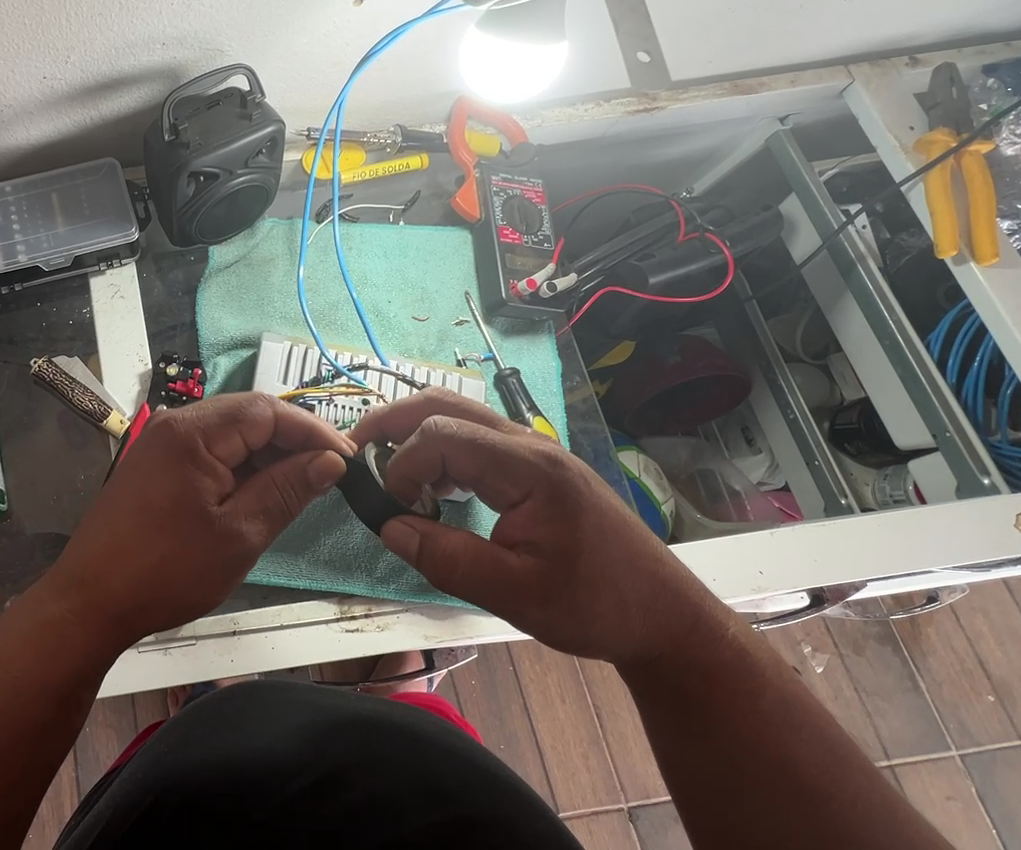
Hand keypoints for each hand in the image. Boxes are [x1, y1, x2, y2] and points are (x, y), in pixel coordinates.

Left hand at [37, 393, 353, 651]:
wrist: (91, 601)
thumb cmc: (167, 570)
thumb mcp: (239, 534)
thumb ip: (286, 490)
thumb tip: (329, 462)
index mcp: (193, 432)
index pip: (267, 410)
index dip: (311, 430)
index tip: (347, 459)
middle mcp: (175, 425)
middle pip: (247, 416)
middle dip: (292, 441)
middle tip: (331, 473)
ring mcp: (161, 444)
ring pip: (229, 435)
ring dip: (266, 456)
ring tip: (303, 486)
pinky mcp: (155, 466)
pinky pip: (208, 452)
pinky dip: (239, 468)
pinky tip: (260, 492)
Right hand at [349, 389, 730, 668]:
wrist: (664, 615)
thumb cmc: (595, 606)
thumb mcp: (513, 594)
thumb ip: (445, 558)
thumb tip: (388, 525)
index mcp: (528, 468)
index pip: (441, 434)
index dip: (402, 464)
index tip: (393, 507)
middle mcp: (530, 445)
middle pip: (444, 404)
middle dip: (392, 422)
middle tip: (356, 451)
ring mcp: (535, 451)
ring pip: (459, 414)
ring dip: (414, 433)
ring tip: (388, 471)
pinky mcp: (537, 466)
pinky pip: (476, 437)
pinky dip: (440, 449)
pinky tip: (435, 487)